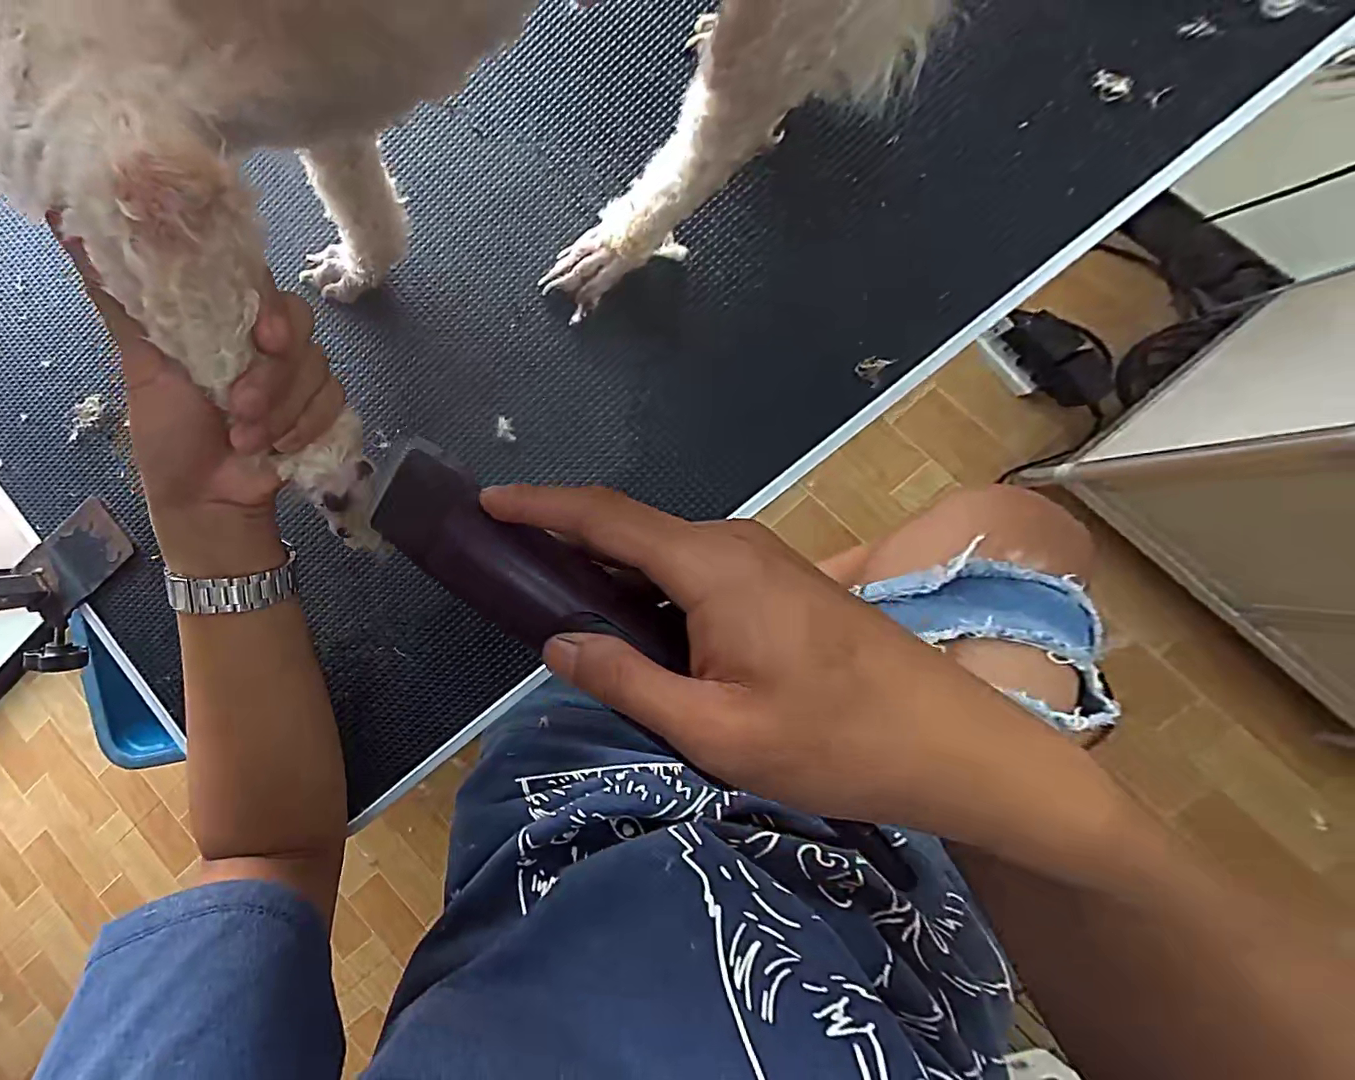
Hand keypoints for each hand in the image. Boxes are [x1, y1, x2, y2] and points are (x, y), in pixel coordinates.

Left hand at [63, 237, 343, 575]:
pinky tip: (278, 450)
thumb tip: (63, 219)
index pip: (260, 283)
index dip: (269, 306)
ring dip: (282, 412)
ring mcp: (296, 375)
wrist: (205, 502)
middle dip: (272, 377)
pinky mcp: (319, 407)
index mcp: (223, 320)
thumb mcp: (139, 365)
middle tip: (239, 410)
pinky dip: (305, 427)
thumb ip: (118, 297)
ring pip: (318, 366)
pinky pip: (333, 400)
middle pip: (299, 324)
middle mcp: (264, 341)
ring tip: (245, 441)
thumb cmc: (169, 438)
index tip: (263, 338)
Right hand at [482, 484, 1145, 885]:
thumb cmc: (838, 744)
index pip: (604, 517)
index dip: (539, 504)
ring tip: (549, 596)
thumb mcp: (715, 730)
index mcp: (710, 567)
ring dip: (598, 565)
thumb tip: (555, 644)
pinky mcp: (767, 579)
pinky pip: (680, 568)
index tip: (489, 501)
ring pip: (652, 550)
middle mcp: (727, 544)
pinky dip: (635, 583)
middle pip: (623, 526)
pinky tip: (620, 620)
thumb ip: (625, 681)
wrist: (963, 749)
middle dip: (558, 534)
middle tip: (505, 561)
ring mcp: (752, 558)